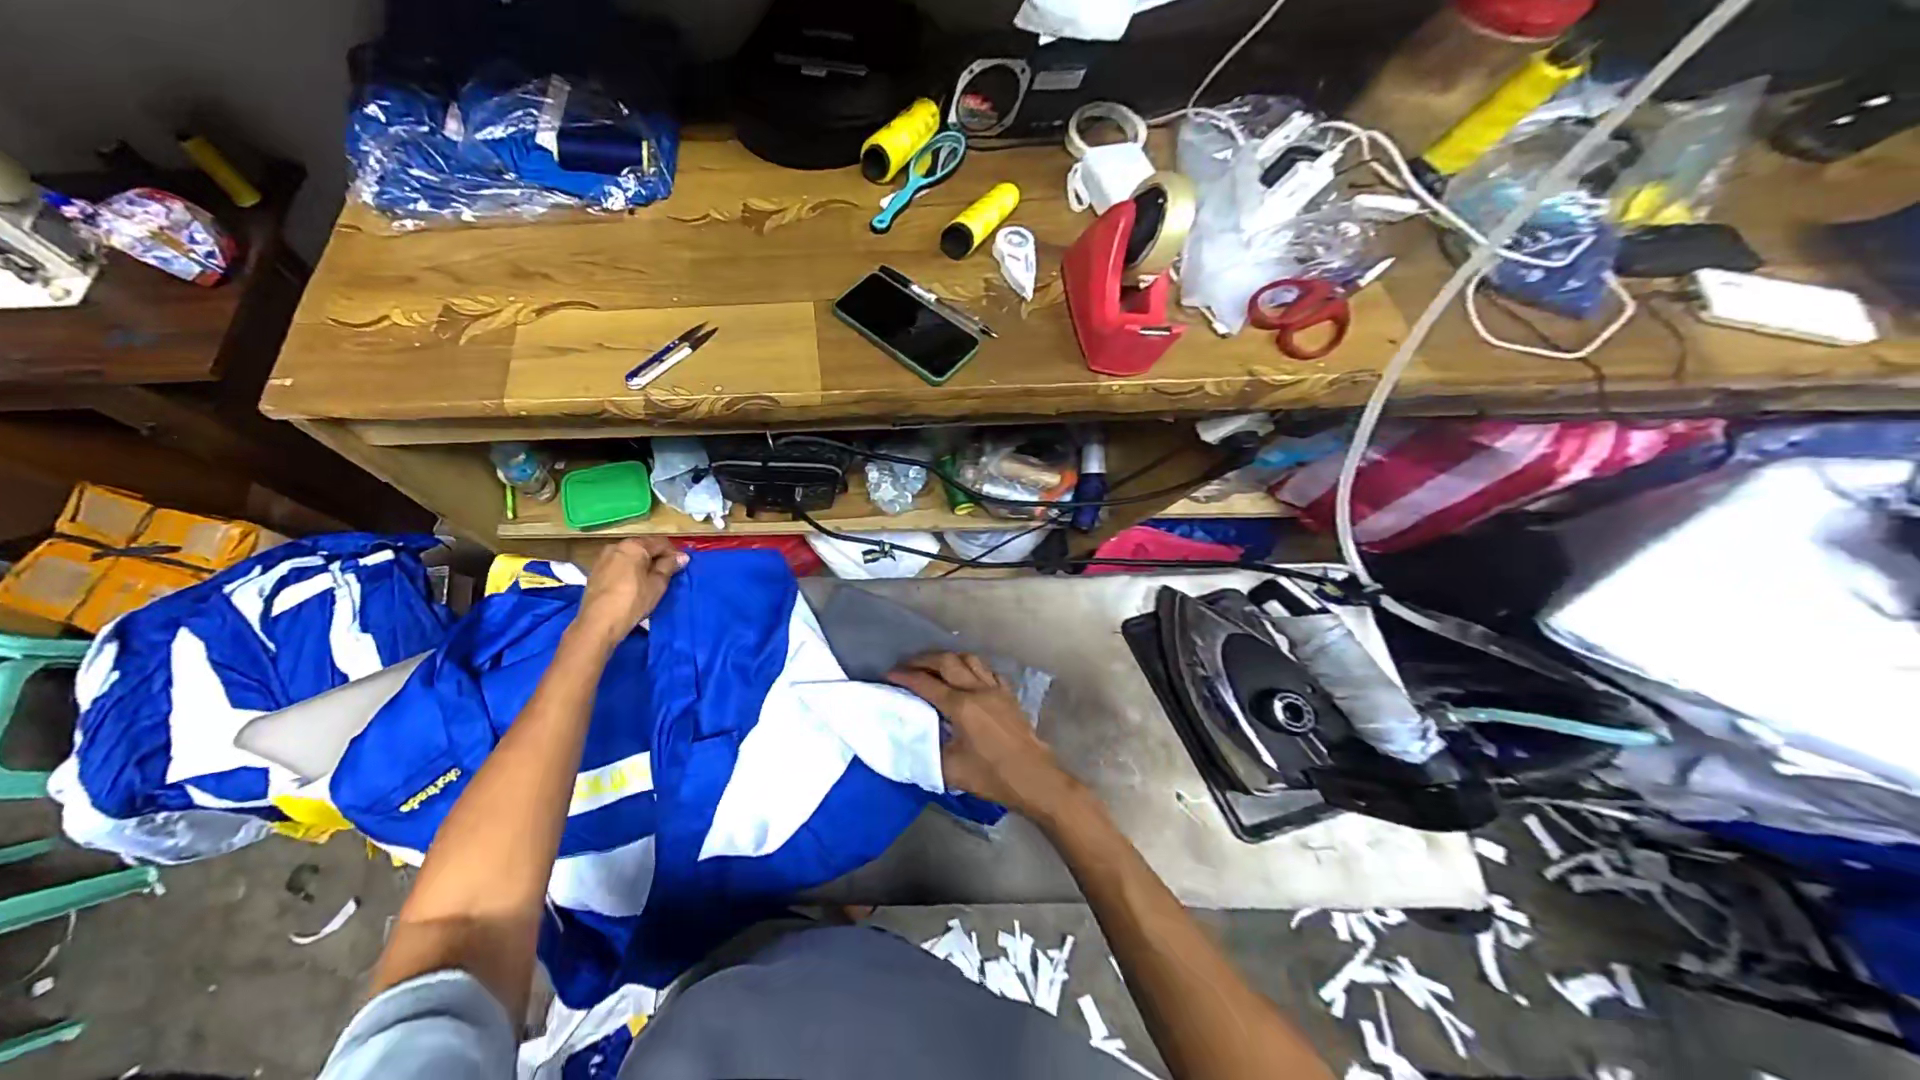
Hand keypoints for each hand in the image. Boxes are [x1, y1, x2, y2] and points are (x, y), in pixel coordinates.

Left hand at [574, 538, 686, 644]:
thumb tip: (682, 557)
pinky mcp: (595, 571)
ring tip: (651, 580)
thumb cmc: (633, 601)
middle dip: (657, 558)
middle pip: (643, 548)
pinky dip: (629, 570)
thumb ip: (669, 566)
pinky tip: (634, 585)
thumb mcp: (657, 584)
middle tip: (669, 574)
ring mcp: (602, 558)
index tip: (682, 566)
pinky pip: (618, 565)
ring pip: (630, 557)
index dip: (674, 553)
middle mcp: (616, 546)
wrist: (598, 623)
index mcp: (633, 546)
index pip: (660, 543)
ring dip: (643, 565)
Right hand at [886, 652, 1082, 818]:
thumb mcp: (951, 769)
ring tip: (934, 665)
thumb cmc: (992, 776)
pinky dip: (972, 667)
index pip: (926, 684)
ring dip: (948, 658)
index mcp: (961, 706)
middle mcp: (978, 690)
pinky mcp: (1009, 695)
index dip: (905, 677)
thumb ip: (928, 750)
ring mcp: (996, 690)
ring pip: (969, 660)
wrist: (1034, 778)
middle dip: (923, 660)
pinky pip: (988, 671)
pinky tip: (967, 676)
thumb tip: (911, 740)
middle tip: (907, 664)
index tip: (889, 674)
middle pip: (947, 662)